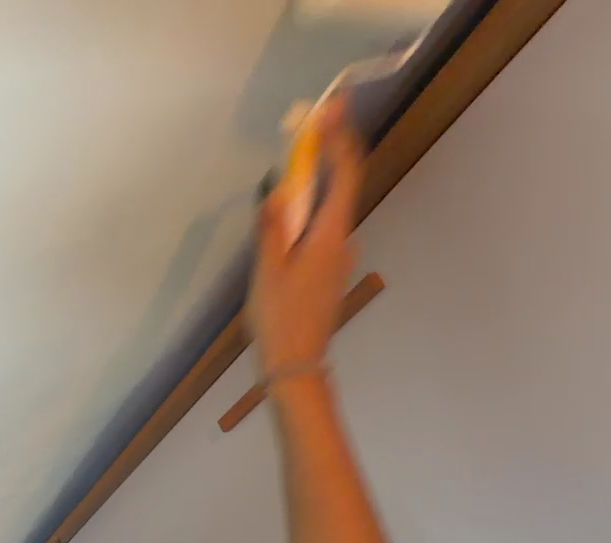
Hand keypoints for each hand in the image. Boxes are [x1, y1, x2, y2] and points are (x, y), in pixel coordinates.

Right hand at [250, 96, 363, 377]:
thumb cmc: (280, 318)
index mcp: (330, 235)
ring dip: (308, 195)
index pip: (343, 174)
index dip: (337, 138)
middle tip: (303, 135)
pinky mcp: (328, 275)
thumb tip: (278, 189)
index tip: (329, 109)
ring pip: (325, 215)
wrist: (296, 365)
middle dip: (321, 160)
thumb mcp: (267, 271)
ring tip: (284, 186)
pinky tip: (283, 232)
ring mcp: (338, 260)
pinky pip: (318, 235)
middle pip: (336, 190)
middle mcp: (342, 242)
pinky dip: (304, 222)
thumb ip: (272, 227)